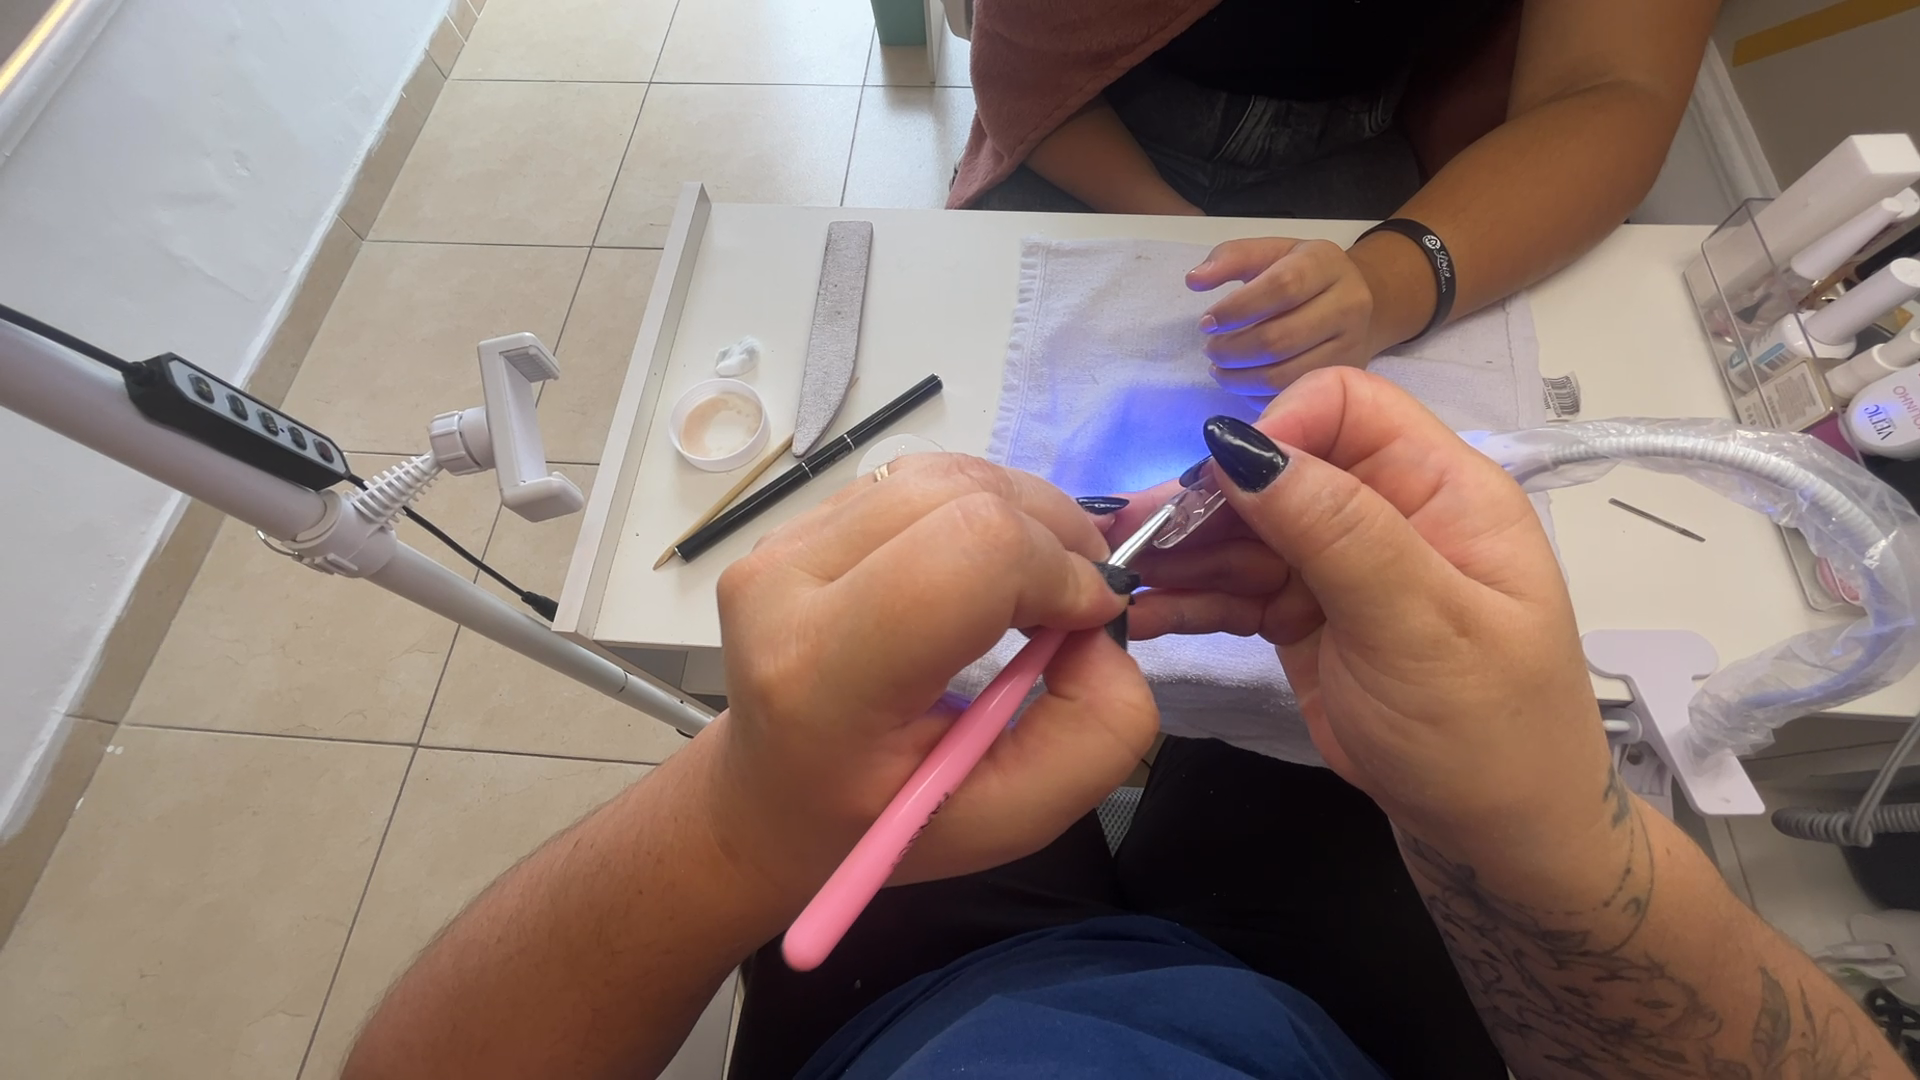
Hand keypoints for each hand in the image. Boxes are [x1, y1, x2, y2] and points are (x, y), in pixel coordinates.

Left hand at [708, 455, 1156, 895]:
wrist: (763, 797)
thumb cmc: (874, 826)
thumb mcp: (1006, 818)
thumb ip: (1094, 734)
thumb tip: (1104, 623)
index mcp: (824, 675)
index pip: (971, 554)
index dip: (1058, 570)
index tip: (1089, 618)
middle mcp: (783, 585)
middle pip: (962, 495)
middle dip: (1052, 532)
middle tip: (1077, 593)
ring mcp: (778, 545)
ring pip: (941, 473)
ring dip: (1018, 511)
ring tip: (1036, 574)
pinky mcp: (789, 526)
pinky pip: (910, 480)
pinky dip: (973, 506)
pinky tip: (977, 561)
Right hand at [1103, 368, 1614, 859]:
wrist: (1487, 831)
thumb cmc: (1483, 730)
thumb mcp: (1418, 627)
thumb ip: (1335, 531)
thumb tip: (1240, 446)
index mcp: (1436, 491)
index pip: (1346, 410)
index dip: (1278, 432)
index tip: (1219, 487)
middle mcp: (1378, 514)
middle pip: (1273, 474)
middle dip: (1203, 502)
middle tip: (1133, 538)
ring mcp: (1330, 566)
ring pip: (1240, 533)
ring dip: (1181, 554)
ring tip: (1124, 577)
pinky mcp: (1293, 612)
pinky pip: (1229, 590)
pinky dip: (1185, 600)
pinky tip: (1143, 615)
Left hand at [1187, 238, 1380, 395]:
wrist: (1354, 303)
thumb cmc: (1300, 277)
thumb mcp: (1270, 254)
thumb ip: (1231, 259)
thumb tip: (1194, 279)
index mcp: (1325, 264)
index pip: (1280, 288)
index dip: (1236, 310)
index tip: (1207, 322)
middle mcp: (1347, 304)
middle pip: (1277, 340)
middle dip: (1231, 351)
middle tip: (1210, 350)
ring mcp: (1348, 345)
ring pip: (1282, 376)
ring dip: (1238, 379)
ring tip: (1219, 368)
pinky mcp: (1341, 376)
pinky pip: (1289, 397)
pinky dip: (1255, 396)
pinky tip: (1242, 383)